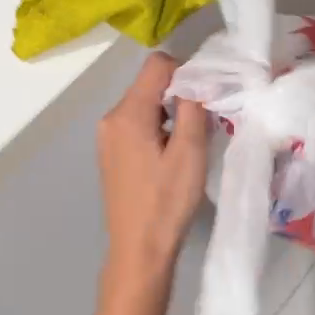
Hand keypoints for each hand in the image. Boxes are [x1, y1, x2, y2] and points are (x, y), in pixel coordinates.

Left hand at [96, 54, 209, 282]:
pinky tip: (172, 155)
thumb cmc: (167, 200)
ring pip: (146, 103)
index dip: (186, 72)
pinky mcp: (112, 152)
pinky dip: (159, 127)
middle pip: (150, 83)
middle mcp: (111, 118)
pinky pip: (138, 123)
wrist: (139, 250)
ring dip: (171, 112)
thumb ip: (193, 106)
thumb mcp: (190, 150)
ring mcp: (108, 136)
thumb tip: (197, 78)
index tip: (206, 97)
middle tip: (203, 122)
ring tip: (189, 143)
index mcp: (128, 113)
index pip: (157, 65)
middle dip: (180, 94)